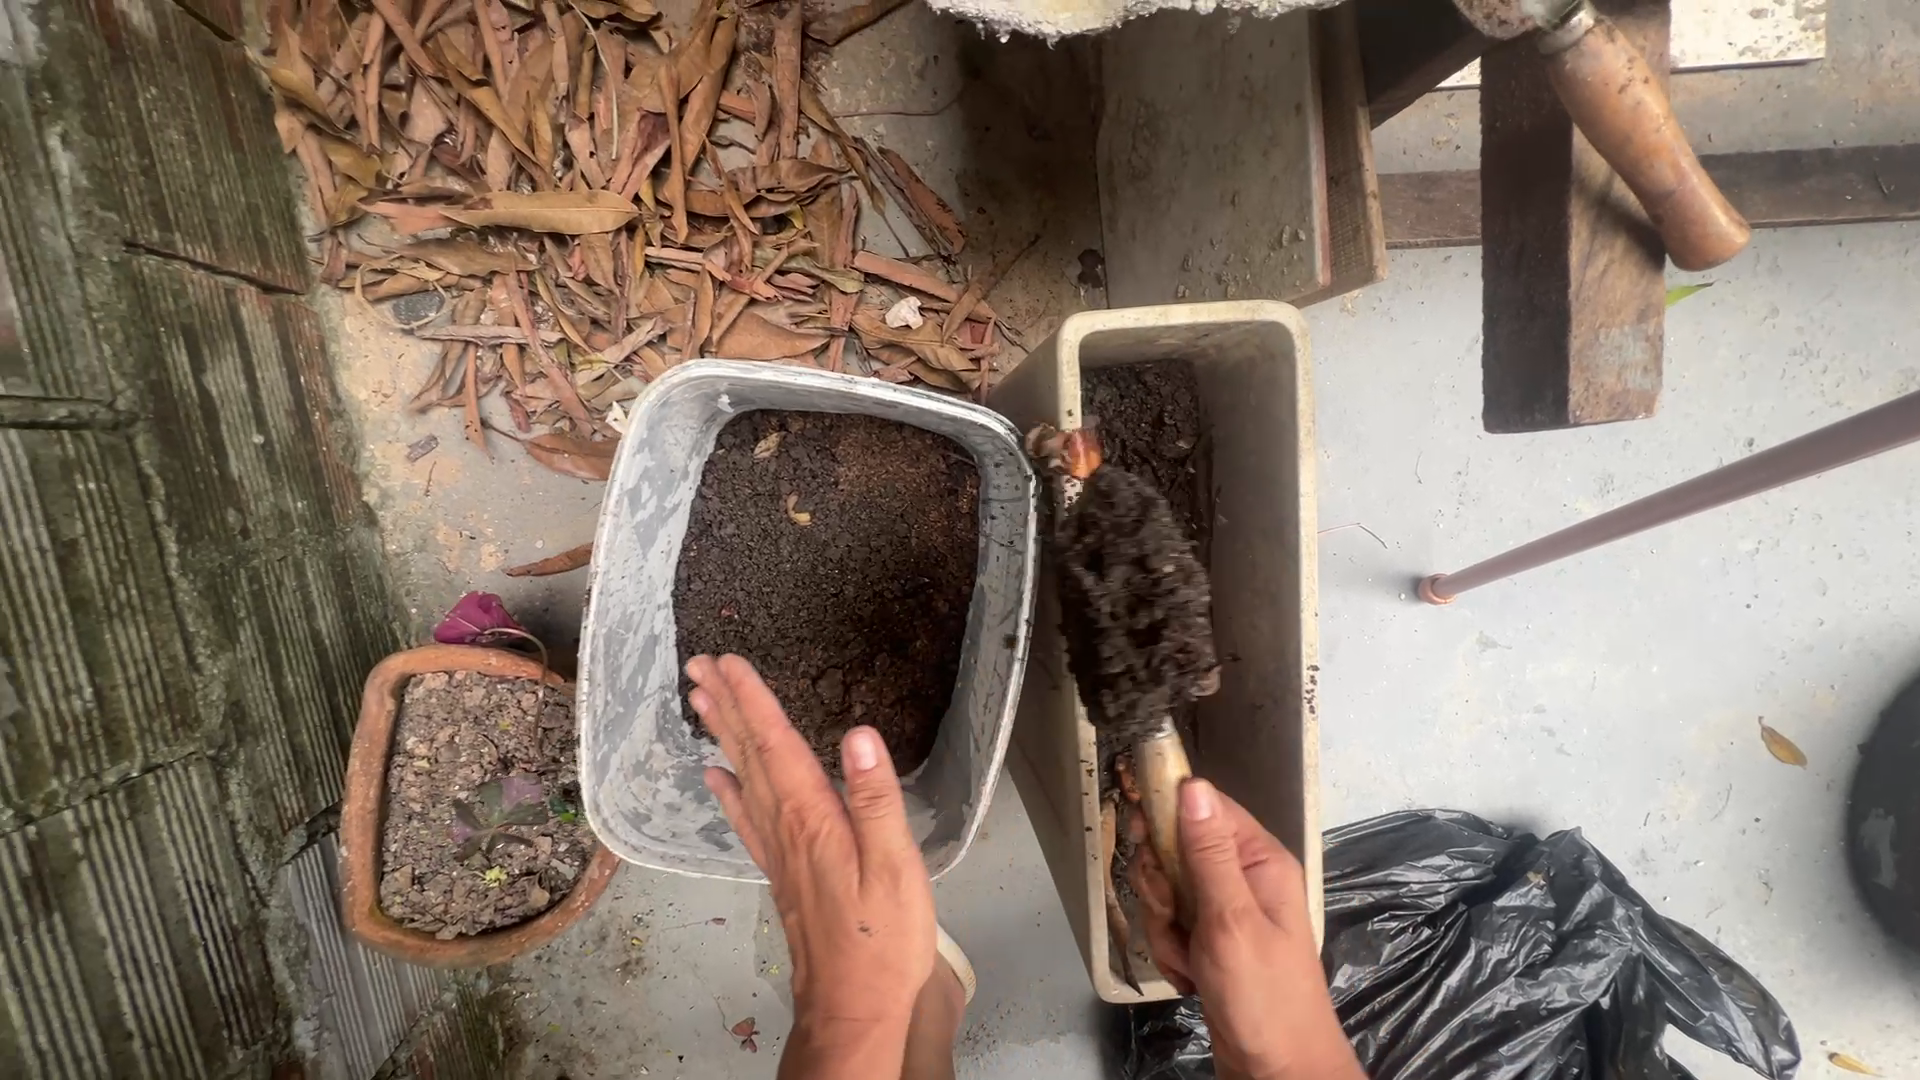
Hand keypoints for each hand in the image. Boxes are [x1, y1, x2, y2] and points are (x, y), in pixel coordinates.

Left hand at [686, 654, 934, 1076]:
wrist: (852, 1007)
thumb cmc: (883, 936)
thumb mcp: (895, 865)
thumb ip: (876, 800)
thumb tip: (860, 734)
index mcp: (811, 817)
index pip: (776, 744)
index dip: (754, 700)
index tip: (730, 661)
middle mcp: (784, 825)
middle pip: (749, 754)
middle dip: (726, 706)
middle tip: (698, 665)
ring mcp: (777, 849)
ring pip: (742, 778)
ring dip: (722, 736)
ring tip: (700, 702)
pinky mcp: (779, 870)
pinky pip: (745, 819)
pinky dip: (728, 790)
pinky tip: (716, 776)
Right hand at [1130, 779, 1364, 1079]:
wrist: (1277, 1074)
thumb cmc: (1263, 997)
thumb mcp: (1231, 919)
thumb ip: (1208, 851)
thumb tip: (1192, 784)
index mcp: (1258, 859)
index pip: (1204, 805)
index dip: (1168, 812)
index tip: (1141, 833)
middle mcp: (1241, 876)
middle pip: (1175, 846)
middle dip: (1162, 884)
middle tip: (1172, 912)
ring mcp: (1223, 908)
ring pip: (1165, 887)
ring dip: (1164, 924)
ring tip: (1188, 956)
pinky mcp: (1207, 937)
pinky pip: (1168, 921)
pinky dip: (1169, 947)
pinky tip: (1189, 973)